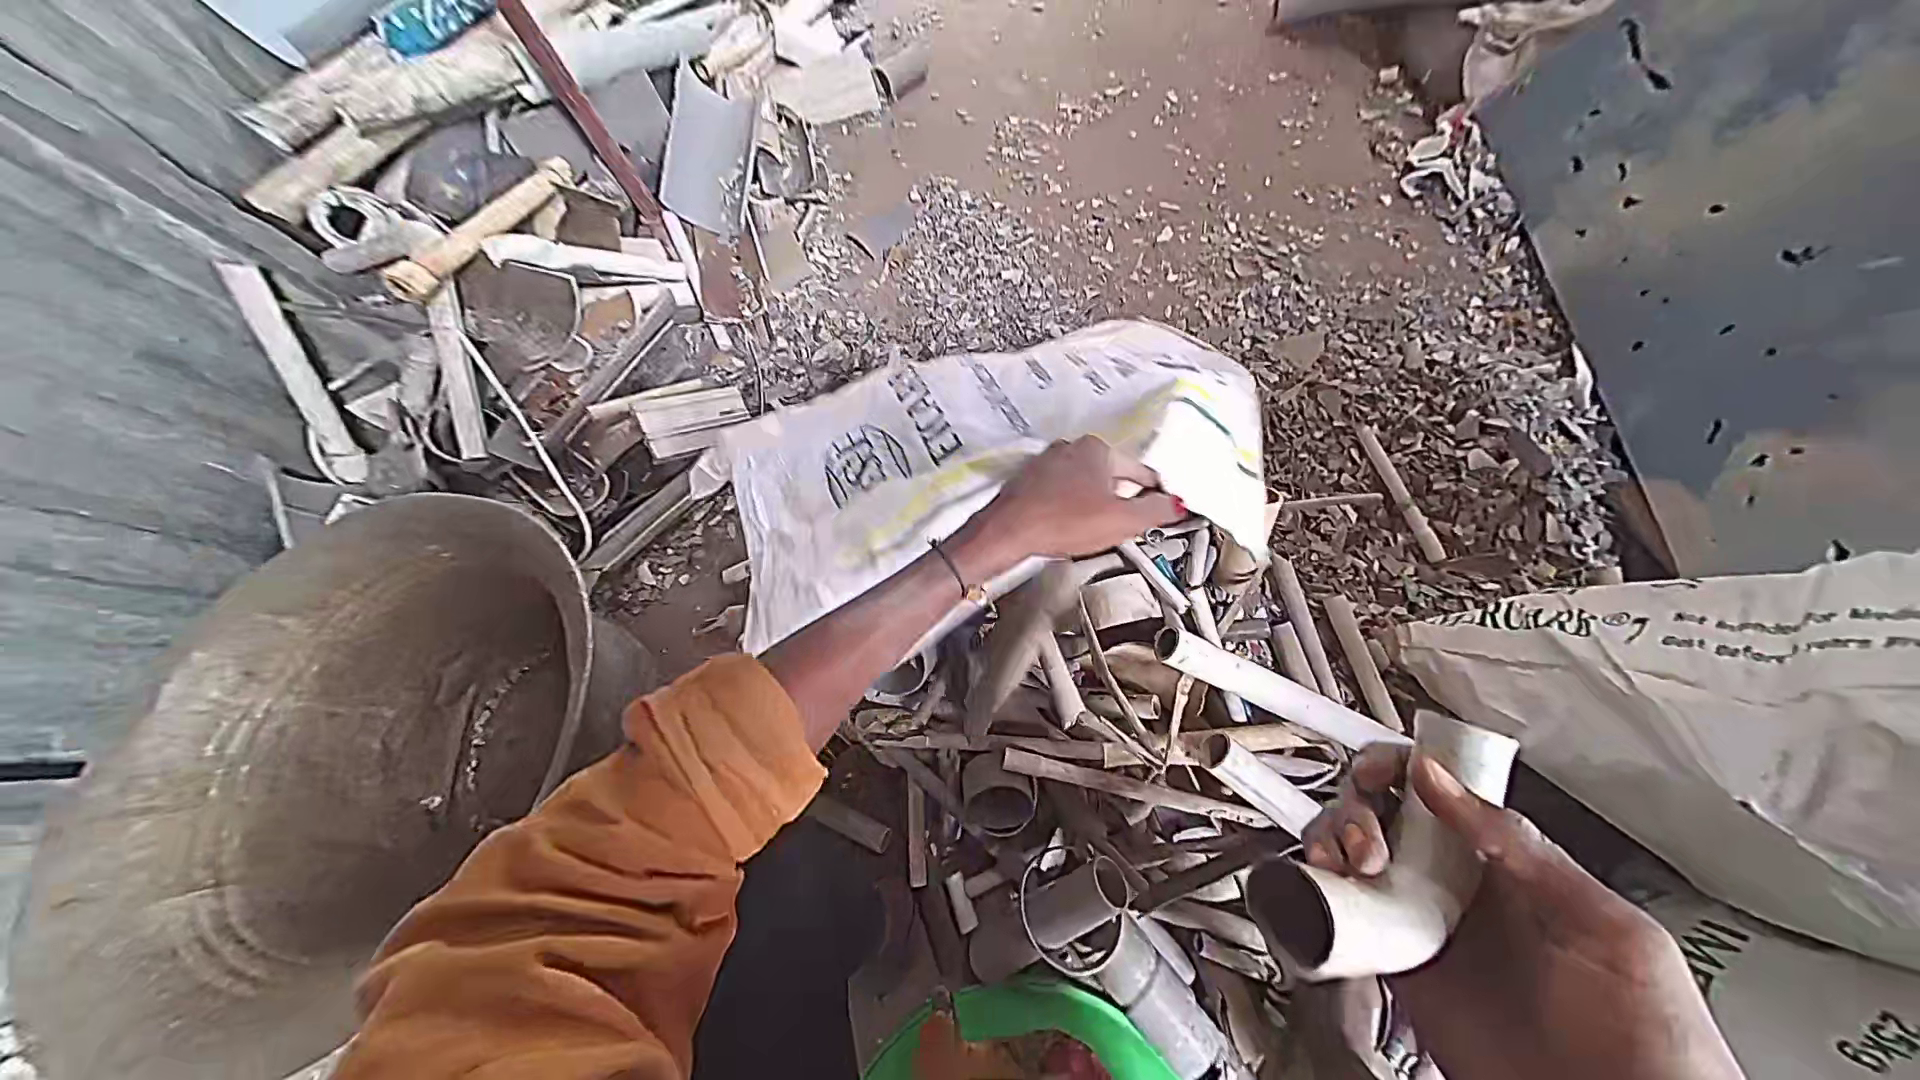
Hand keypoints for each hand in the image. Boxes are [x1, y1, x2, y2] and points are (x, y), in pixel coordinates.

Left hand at [955, 436, 1183, 564]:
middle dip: (1121, 501)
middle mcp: (1070, 448)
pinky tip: (1068, 527)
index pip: (1141, 472)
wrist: (1008, 533)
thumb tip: (1177, 505)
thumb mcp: (1122, 520)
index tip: (1161, 509)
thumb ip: (1157, 510)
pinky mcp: (1029, 482)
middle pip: (1111, 477)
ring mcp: (1046, 463)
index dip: (1155, 494)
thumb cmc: (1061, 522)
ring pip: (1084, 485)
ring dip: (1094, 505)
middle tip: (1123, 526)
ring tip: (1093, 530)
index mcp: (1098, 450)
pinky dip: (1070, 508)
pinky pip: (1061, 494)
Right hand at [1303, 746, 1744, 1079]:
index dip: (1398, 766)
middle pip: (1379, 811)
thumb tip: (1437, 778)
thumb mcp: (1607, 928)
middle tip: (1370, 840)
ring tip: (1350, 865)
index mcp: (1503, 860)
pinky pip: (1340, 907)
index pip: (1436, 788)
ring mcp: (1418, 918)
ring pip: (1349, 849)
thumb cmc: (1652, 1045)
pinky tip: (1330, 888)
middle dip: (1358, 807)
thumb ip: (1523, 846)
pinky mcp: (1392, 960)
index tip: (1381, 772)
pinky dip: (1320, 887)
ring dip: (1333, 839)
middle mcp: (1453, 881)